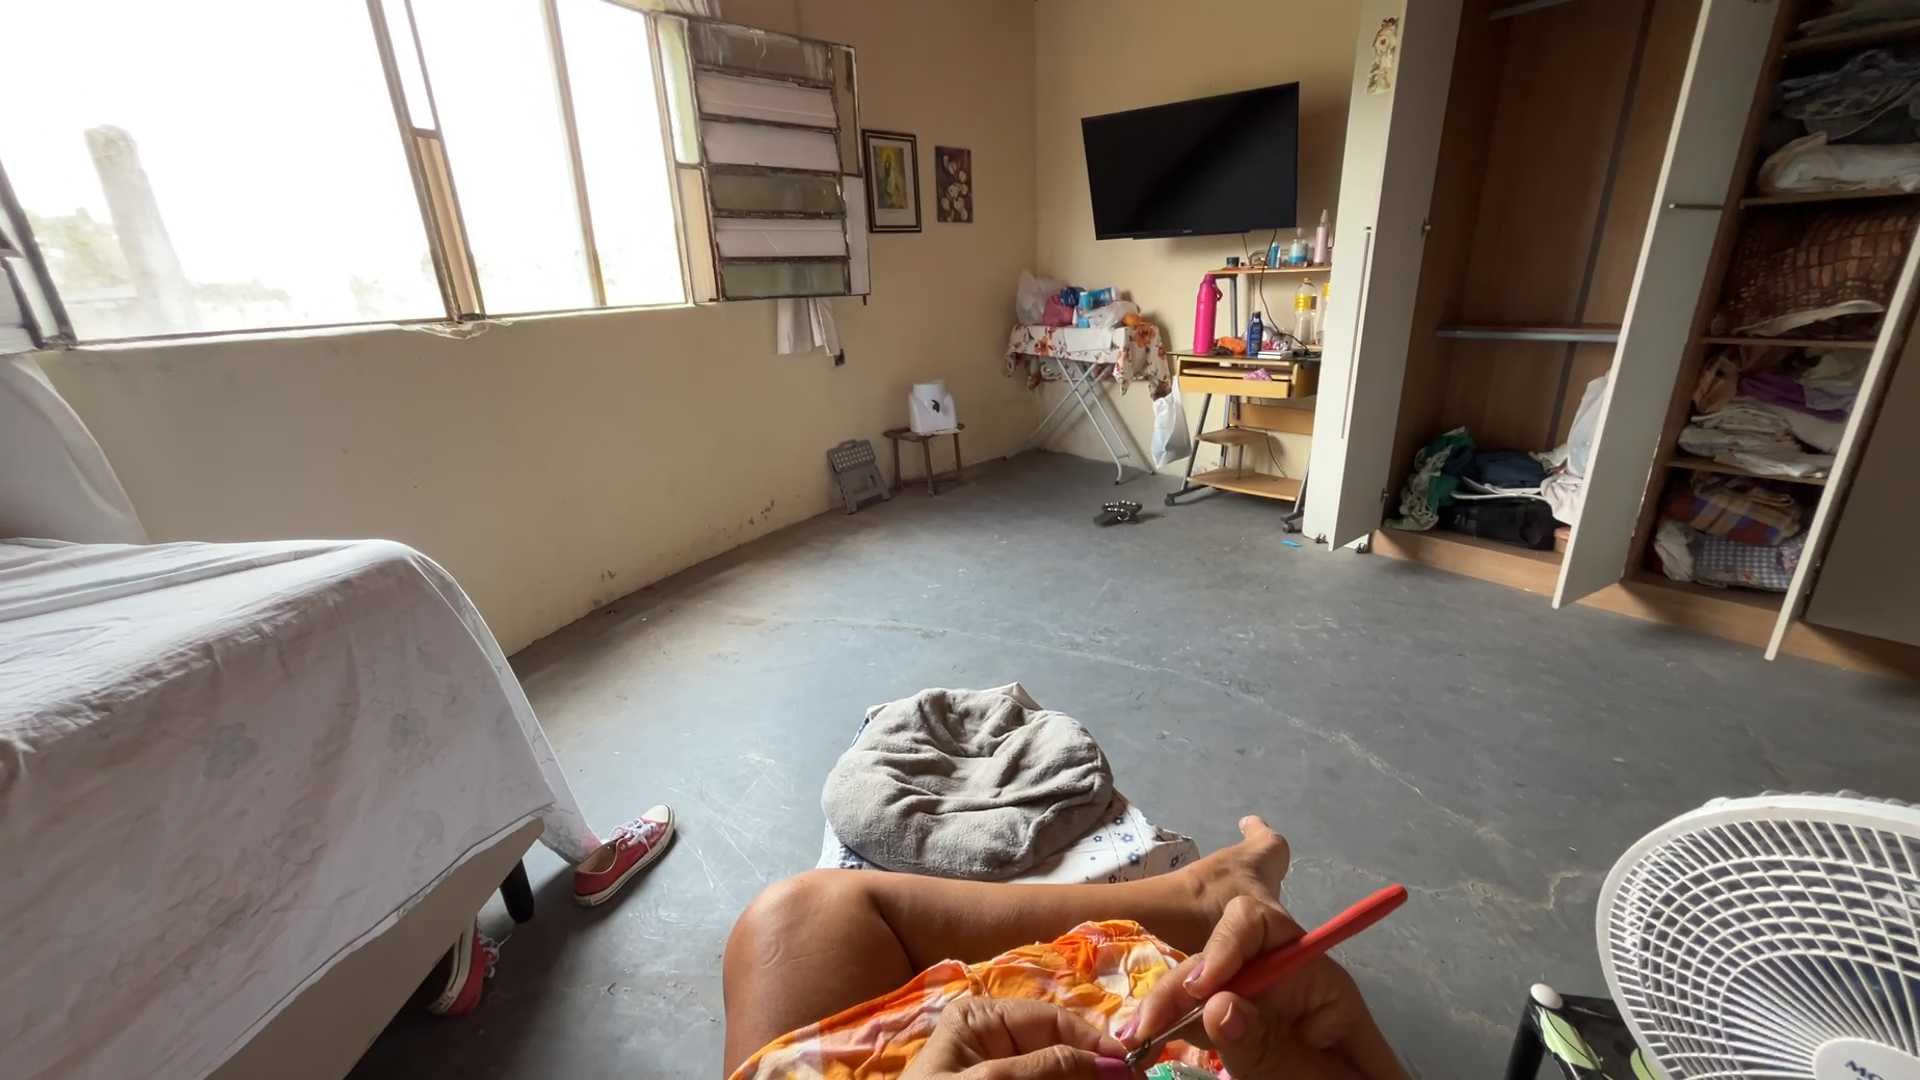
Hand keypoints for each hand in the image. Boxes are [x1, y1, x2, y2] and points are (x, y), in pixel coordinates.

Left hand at [899, 997, 1136, 1079]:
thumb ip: (1049, 1068)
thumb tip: (1112, 1060)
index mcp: (981, 1020)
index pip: (1050, 1019)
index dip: (1093, 1040)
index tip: (1132, 1066)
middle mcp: (992, 1042)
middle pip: (1058, 1050)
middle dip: (1092, 1070)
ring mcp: (999, 1076)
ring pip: (1056, 1075)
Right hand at [1125, 895, 1406, 1079]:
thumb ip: (1274, 1049)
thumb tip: (1215, 1004)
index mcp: (1312, 975)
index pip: (1259, 925)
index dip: (1225, 943)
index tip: (1201, 987)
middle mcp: (1276, 979)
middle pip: (1216, 958)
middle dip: (1178, 985)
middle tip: (1143, 1027)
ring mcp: (1252, 1005)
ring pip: (1197, 986)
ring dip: (1163, 1005)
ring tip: (1131, 1036)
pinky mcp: (1234, 1033)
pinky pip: (1194, 1017)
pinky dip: (1168, 1026)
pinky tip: (1144, 1039)